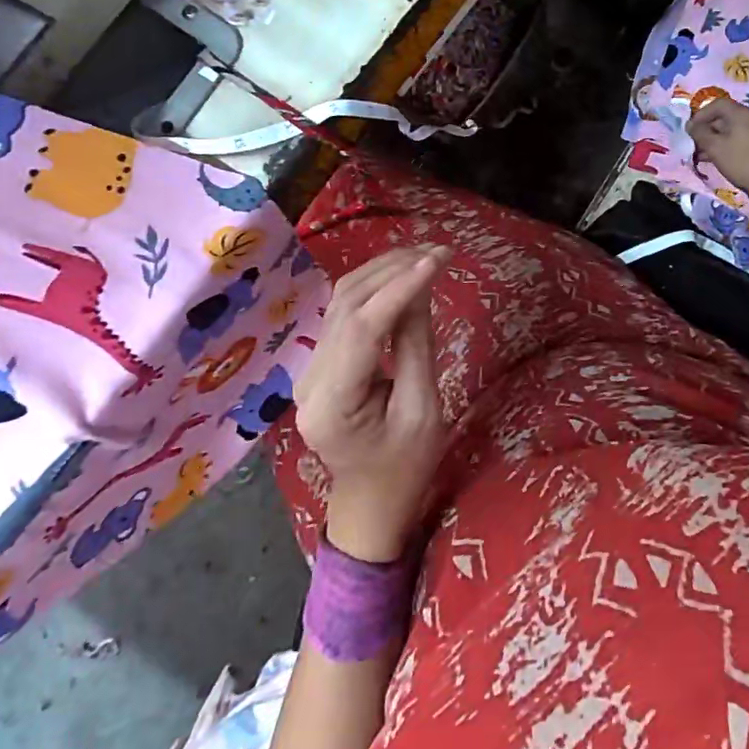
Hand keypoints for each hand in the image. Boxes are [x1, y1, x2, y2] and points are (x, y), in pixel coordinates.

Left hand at [294, 246, 449, 561]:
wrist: (372, 498)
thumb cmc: (406, 465)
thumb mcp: (423, 410)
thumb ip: (416, 346)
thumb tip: (420, 287)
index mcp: (333, 405)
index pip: (363, 329)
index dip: (400, 288)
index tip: (438, 260)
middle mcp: (310, 380)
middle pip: (347, 306)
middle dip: (393, 269)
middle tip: (439, 250)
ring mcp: (310, 368)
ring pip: (342, 301)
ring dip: (384, 270)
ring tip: (425, 254)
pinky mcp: (321, 361)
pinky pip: (346, 313)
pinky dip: (376, 287)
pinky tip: (404, 275)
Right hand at [687, 97, 748, 209]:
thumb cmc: (742, 161)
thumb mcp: (715, 147)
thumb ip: (699, 134)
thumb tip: (690, 126)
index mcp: (741, 113)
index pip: (716, 104)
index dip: (700, 115)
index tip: (689, 130)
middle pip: (722, 118)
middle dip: (704, 130)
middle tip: (691, 145)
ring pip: (728, 132)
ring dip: (712, 142)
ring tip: (699, 156)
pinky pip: (736, 142)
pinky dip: (723, 148)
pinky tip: (714, 161)